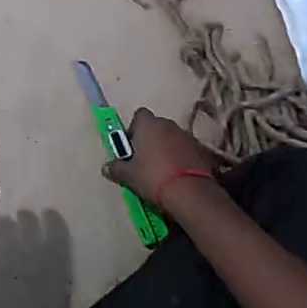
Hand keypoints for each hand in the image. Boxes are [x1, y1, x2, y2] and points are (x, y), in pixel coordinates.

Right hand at [101, 108, 217, 212]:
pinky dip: (180, 157)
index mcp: (149, 125)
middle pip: (156, 126)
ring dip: (166, 148)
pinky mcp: (200, 149)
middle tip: (143, 160)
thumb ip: (116, 168)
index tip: (130, 146)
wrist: (190, 192)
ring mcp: (187, 135)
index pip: (139, 115)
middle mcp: (168, 124)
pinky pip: (185, 149)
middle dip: (150, 139)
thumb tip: (106, 167)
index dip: (133, 129)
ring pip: (171, 137)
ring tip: (161, 169)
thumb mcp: (128, 176)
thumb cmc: (153, 177)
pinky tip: (176, 174)